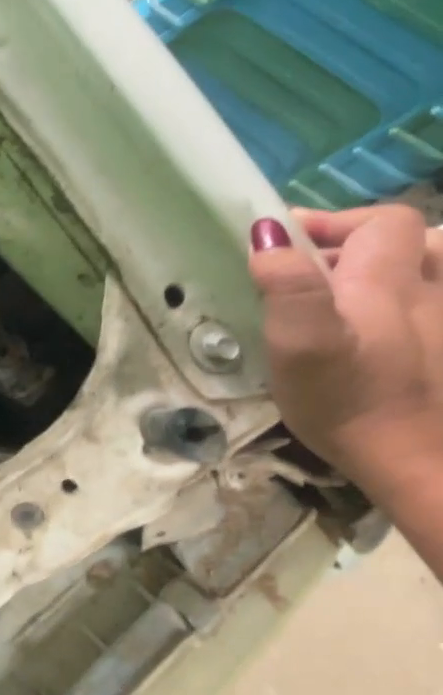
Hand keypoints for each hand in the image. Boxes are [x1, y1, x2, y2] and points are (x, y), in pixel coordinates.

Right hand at [249, 206, 442, 509]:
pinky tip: (381, 334)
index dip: (336, 223)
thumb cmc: (350, 405)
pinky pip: (432, 311)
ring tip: (350, 299)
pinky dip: (409, 309)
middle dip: (366, 245)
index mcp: (388, 286)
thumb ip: (288, 286)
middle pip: (417, 242)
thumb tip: (268, 231)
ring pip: (431, 275)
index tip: (288, 246)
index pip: (382, 222)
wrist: (426, 472)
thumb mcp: (301, 346)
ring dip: (391, 275)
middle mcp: (432, 295)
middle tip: (320, 274)